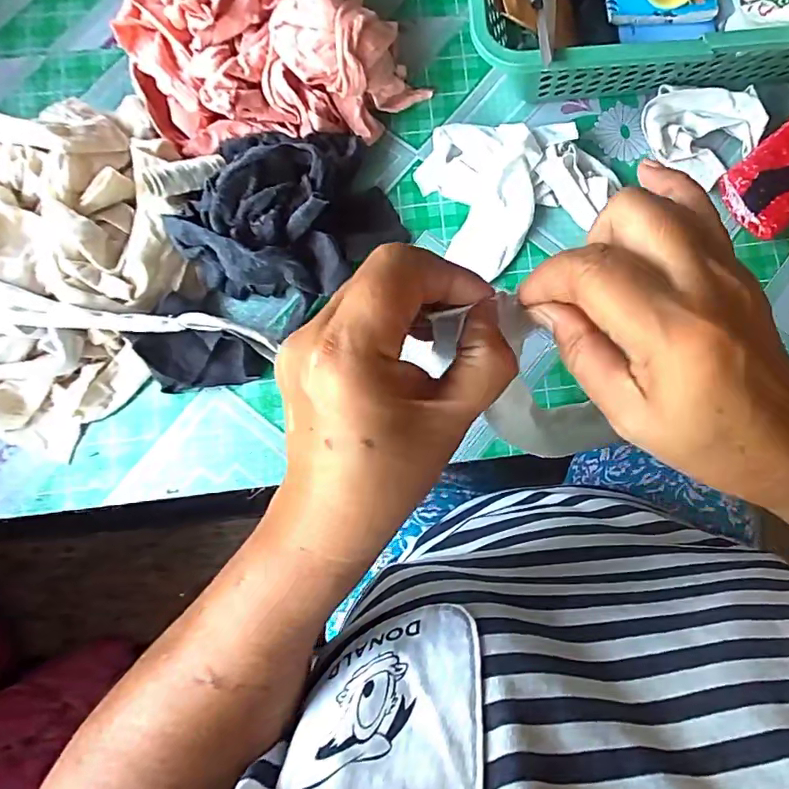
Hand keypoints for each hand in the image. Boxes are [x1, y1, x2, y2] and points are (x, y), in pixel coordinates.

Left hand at [272, 244, 516, 566]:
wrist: (328, 520)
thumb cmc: (392, 477)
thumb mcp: (454, 418)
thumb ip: (486, 358)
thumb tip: (489, 312)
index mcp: (348, 349)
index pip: (399, 268)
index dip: (451, 276)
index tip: (481, 309)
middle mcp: (313, 333)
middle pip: (383, 272)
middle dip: (436, 286)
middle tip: (467, 323)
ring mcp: (299, 340)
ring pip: (368, 288)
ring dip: (414, 300)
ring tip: (440, 339)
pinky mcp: (299, 351)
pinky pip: (353, 311)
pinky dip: (390, 316)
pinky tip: (408, 353)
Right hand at [518, 162, 788, 510]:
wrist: (784, 440)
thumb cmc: (706, 442)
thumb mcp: (629, 415)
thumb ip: (583, 354)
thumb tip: (549, 309)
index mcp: (669, 331)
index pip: (590, 271)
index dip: (547, 279)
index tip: (533, 304)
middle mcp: (700, 282)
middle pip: (626, 214)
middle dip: (585, 246)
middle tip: (584, 294)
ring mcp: (726, 266)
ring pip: (660, 200)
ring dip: (620, 222)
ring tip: (612, 264)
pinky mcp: (739, 265)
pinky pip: (700, 206)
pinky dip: (667, 191)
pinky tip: (647, 190)